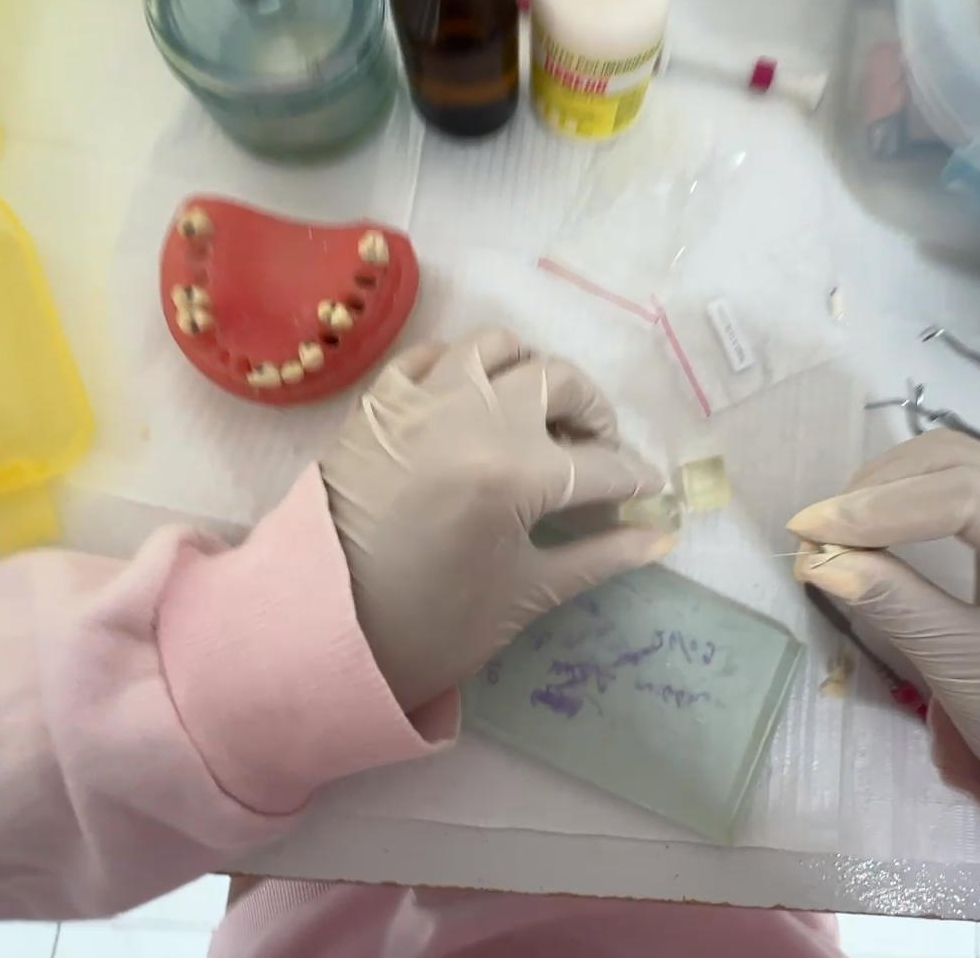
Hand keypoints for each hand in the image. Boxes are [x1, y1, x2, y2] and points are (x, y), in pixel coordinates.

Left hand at [322, 328, 673, 711]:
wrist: (315, 632)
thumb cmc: (429, 626)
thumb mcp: (525, 595)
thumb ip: (602, 556)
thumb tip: (664, 536)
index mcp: (513, 473)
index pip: (601, 466)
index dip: (636, 478)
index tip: (651, 488)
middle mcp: (473, 416)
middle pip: (562, 383)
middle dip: (597, 417)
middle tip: (598, 455)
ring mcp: (422, 398)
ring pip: (501, 347)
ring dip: (534, 375)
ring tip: (539, 417)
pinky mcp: (382, 399)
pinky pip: (438, 353)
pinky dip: (469, 367)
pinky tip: (478, 402)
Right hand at [787, 429, 979, 811]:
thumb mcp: (965, 670)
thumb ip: (894, 604)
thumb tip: (816, 560)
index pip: (971, 498)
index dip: (882, 508)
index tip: (809, 530)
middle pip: (966, 462)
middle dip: (881, 489)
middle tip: (819, 531)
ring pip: (963, 461)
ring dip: (892, 484)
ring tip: (841, 526)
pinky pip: (968, 484)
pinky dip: (911, 495)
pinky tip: (879, 519)